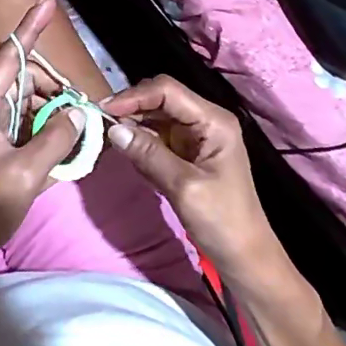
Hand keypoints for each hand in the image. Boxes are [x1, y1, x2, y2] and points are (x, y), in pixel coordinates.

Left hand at [0, 0, 85, 259]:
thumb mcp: (27, 173)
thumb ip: (56, 137)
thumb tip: (79, 113)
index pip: (8, 56)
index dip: (29, 28)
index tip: (47, 0)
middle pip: (22, 76)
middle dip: (53, 84)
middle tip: (80, 107)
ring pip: (26, 96)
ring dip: (52, 105)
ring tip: (75, 125)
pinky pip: (23, 115)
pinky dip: (44, 121)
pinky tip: (63, 136)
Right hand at [101, 76, 283, 283]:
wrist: (243, 255)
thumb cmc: (221, 220)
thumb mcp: (183, 187)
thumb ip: (149, 154)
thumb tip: (113, 129)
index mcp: (213, 121)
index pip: (167, 91)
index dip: (134, 96)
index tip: (104, 110)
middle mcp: (205, 120)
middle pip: (161, 98)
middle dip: (131, 107)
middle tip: (101, 123)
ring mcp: (196, 136)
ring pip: (156, 116)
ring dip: (133, 124)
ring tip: (109, 138)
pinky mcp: (186, 152)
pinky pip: (157, 136)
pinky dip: (140, 141)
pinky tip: (128, 154)